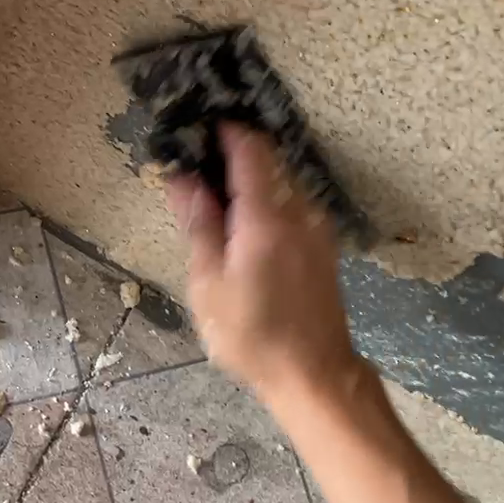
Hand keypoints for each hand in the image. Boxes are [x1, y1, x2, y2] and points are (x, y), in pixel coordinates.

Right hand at [165, 123, 363, 402]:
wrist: (314, 375)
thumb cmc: (251, 334)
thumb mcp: (208, 282)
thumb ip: (198, 223)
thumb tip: (182, 178)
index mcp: (267, 216)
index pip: (249, 148)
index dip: (223, 130)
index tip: (195, 127)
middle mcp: (299, 212)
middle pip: (267, 161)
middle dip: (230, 154)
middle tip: (193, 166)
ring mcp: (316, 228)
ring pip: (279, 183)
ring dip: (247, 180)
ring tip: (210, 200)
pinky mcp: (322, 247)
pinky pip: (290, 205)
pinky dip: (264, 201)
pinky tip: (240, 226)